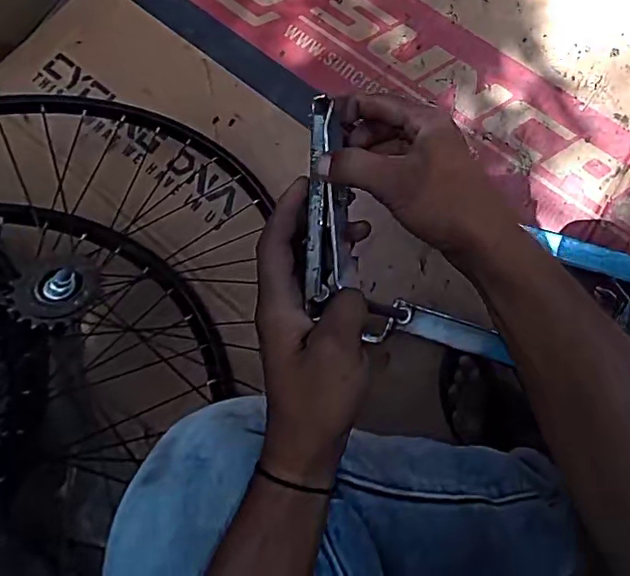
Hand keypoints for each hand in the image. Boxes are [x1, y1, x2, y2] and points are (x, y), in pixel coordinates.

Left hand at [254, 178, 370, 488]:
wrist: (305, 446)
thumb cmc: (317, 399)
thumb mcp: (337, 350)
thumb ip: (344, 306)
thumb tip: (348, 285)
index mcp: (276, 303)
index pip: (274, 244)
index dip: (285, 210)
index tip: (305, 183)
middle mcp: (278, 302)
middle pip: (287, 248)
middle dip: (309, 219)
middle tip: (338, 198)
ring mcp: (291, 314)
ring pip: (304, 264)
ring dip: (324, 242)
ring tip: (355, 226)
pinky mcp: (305, 326)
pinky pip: (316, 283)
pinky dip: (333, 266)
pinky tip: (354, 264)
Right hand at [323, 93, 521, 262]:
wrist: (484, 243)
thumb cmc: (441, 203)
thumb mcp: (391, 181)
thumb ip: (352, 166)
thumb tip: (319, 161)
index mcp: (424, 119)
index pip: (377, 102)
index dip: (347, 108)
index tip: (321, 122)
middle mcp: (429, 129)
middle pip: (382, 122)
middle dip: (354, 136)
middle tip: (330, 155)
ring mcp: (432, 152)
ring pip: (388, 144)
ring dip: (364, 154)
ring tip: (341, 172)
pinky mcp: (432, 175)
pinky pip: (396, 162)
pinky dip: (376, 168)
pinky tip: (361, 184)